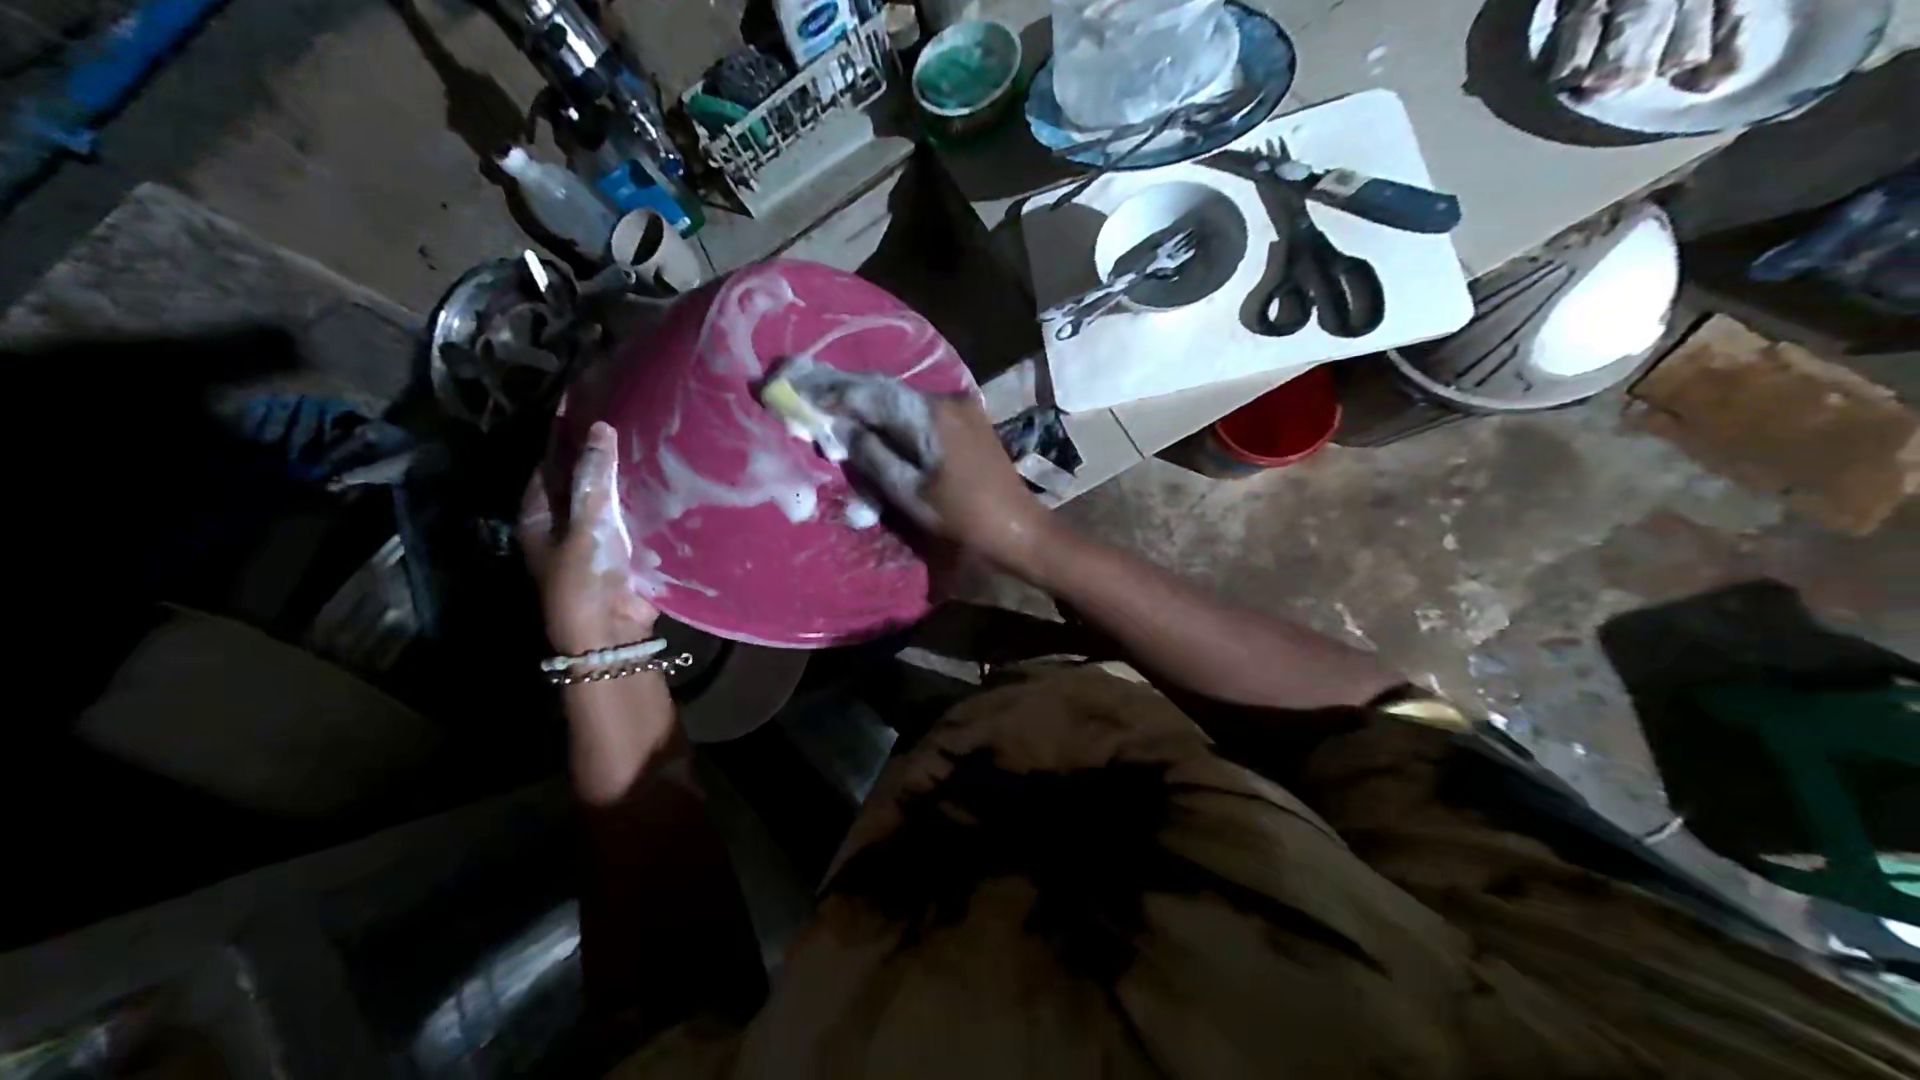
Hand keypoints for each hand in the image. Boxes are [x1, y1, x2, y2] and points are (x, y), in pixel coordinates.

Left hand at [519, 421, 658, 653]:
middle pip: (583, 480)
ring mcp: (596, 538)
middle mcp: (564, 523)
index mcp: (540, 514)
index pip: (552, 463)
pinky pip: (635, 519)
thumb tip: (600, 427)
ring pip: (611, 499)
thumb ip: (594, 477)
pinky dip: (647, 503)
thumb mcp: (586, 524)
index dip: (568, 437)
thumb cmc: (584, 578)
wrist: (610, 631)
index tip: (593, 405)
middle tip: (632, 418)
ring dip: (628, 479)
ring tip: (655, 442)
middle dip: (602, 456)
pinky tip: (668, 482)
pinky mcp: (625, 551)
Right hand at [785, 368, 1057, 574]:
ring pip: (901, 398)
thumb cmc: (962, 516)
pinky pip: (918, 409)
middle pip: (886, 389)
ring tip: (831, 404)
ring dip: (868, 402)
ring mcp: (959, 406)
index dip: (834, 393)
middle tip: (808, 390)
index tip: (799, 390)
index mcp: (931, 415)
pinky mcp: (965, 419)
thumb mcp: (908, 491)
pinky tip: (870, 419)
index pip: (872, 394)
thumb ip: (871, 455)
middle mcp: (946, 399)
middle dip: (847, 392)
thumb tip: (839, 427)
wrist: (1017, 526)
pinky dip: (891, 414)